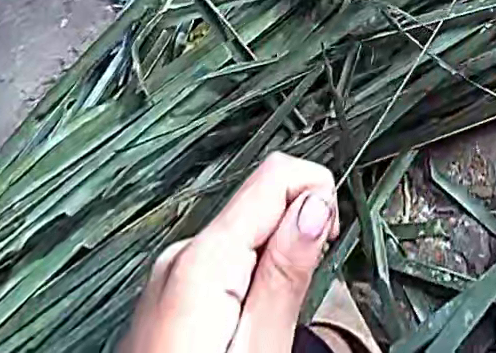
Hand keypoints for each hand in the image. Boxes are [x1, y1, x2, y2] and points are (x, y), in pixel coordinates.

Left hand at [120, 152, 338, 352]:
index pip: (276, 174)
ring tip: (273, 319)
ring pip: (247, 229)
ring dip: (275, 256)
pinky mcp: (169, 294)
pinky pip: (225, 256)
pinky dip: (251, 273)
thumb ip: (285, 272)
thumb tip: (313, 203)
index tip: (326, 241)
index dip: (315, 194)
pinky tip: (249, 321)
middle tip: (301, 293)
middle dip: (296, 230)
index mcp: (201, 261)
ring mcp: (170, 276)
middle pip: (262, 198)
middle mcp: (180, 256)